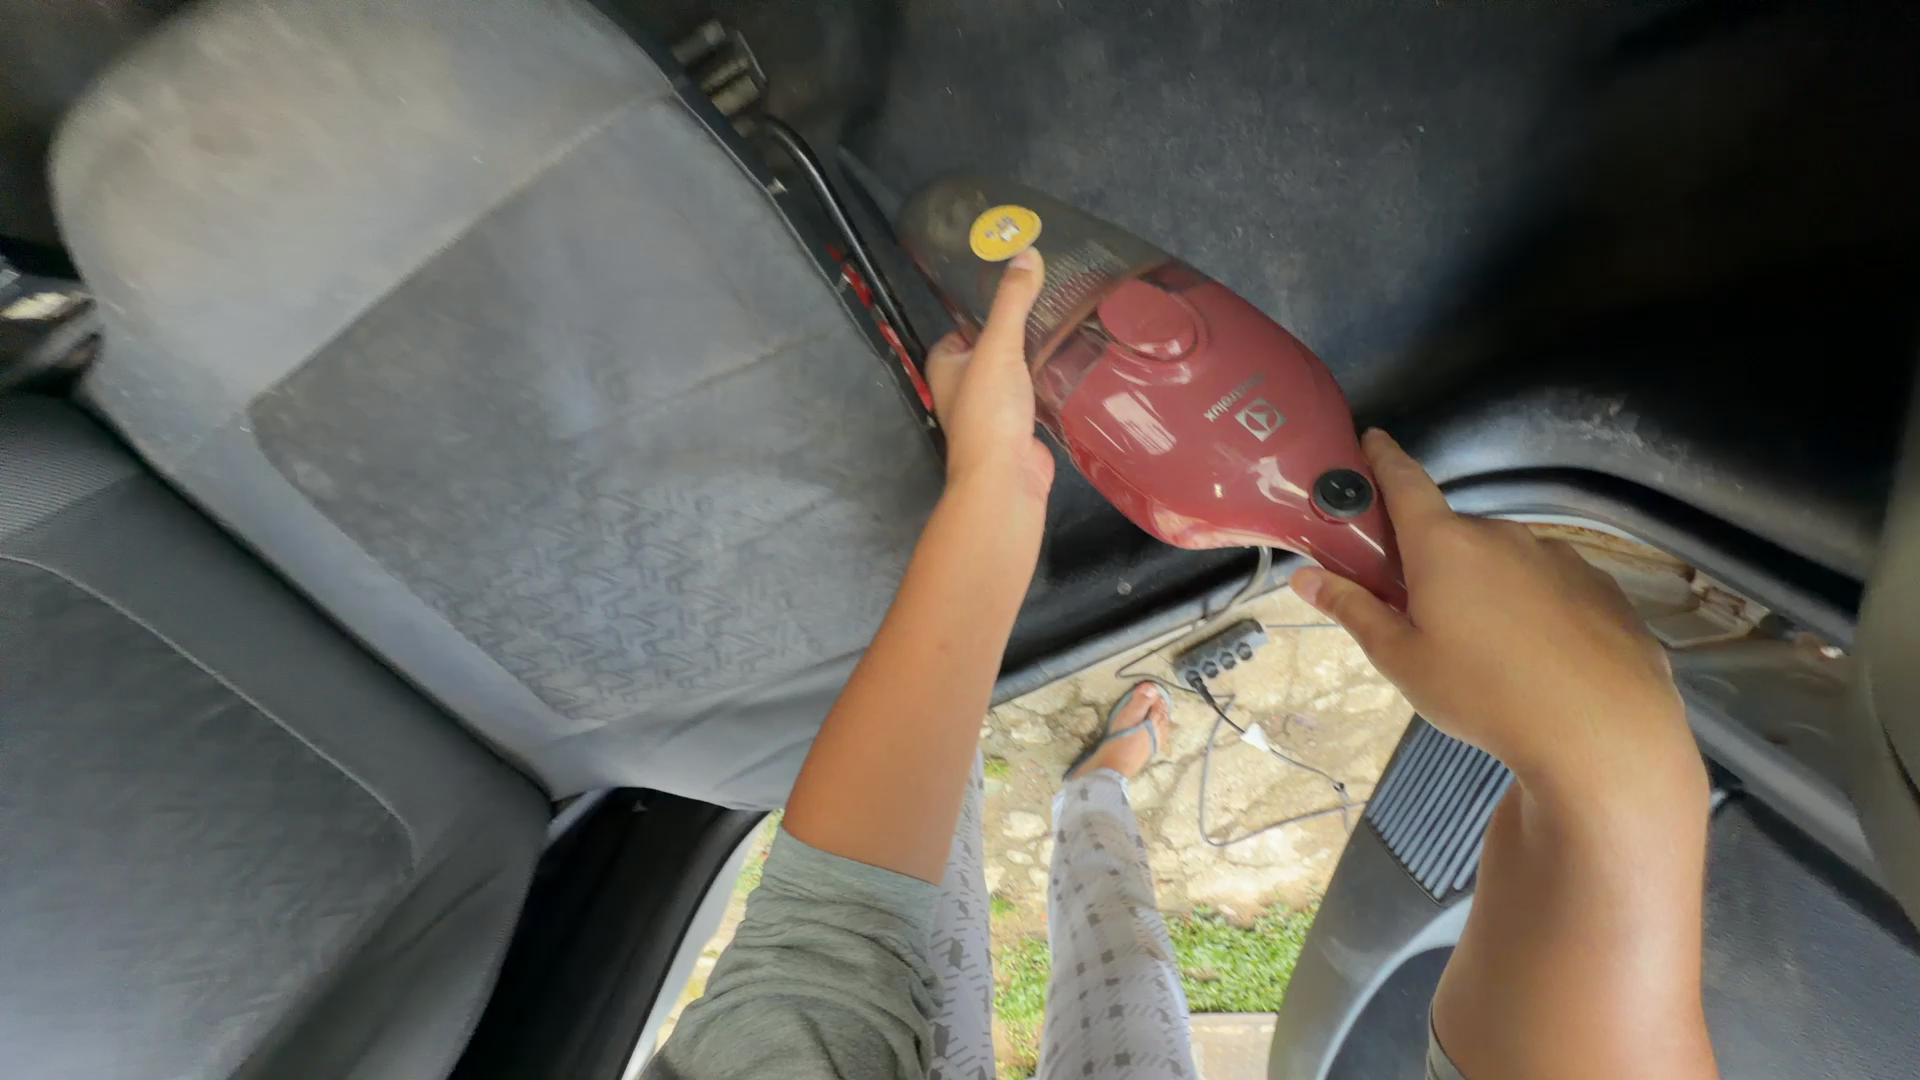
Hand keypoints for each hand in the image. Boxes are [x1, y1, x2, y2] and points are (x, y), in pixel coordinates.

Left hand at [924, 248, 1055, 500]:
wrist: (1006, 476)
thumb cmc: (988, 409)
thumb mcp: (998, 346)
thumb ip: (1012, 301)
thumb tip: (1026, 252)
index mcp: (945, 366)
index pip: (961, 327)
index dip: (982, 308)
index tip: (1015, 285)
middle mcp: (963, 387)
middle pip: (991, 348)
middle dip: (1016, 330)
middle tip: (1051, 299)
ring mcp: (992, 409)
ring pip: (1014, 372)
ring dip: (1035, 356)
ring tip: (1068, 323)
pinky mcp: (1019, 426)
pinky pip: (1034, 394)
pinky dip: (1048, 381)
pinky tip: (1073, 362)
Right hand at [1289, 429, 1699, 799]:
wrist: (1605, 737)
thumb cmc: (1482, 692)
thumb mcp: (1399, 657)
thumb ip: (1351, 608)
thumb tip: (1303, 577)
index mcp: (1445, 544)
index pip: (1406, 481)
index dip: (1384, 458)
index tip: (1372, 439)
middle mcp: (1502, 536)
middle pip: (1449, 531)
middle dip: (1425, 555)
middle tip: (1411, 603)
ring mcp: (1559, 558)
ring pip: (1498, 557)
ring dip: (1476, 579)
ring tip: (1477, 640)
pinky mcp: (1602, 587)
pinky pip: (1544, 580)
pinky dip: (1525, 599)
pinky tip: (1530, 650)